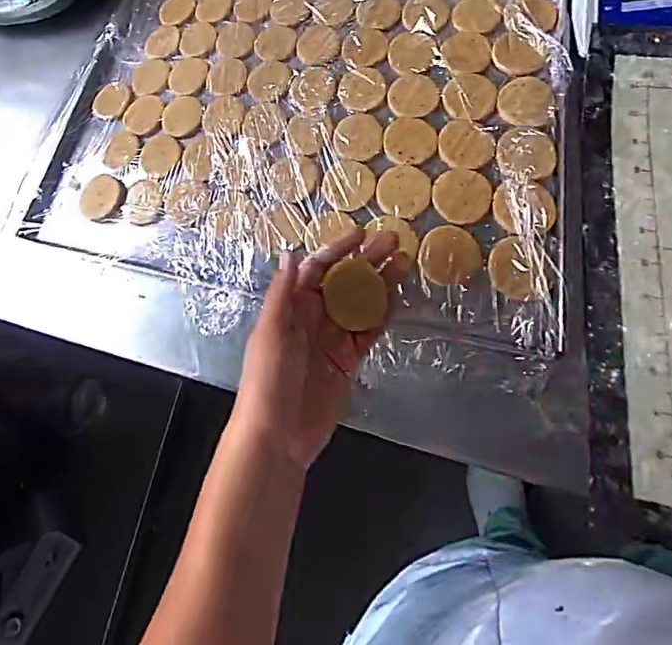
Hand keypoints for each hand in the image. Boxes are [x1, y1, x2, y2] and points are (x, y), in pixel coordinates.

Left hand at [229, 228, 408, 470]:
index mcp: (292, 306)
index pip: (318, 268)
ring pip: (360, 302)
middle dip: (367, 260)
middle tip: (394, 241)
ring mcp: (332, 338)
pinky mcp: (348, 360)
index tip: (361, 234)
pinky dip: (383, 314)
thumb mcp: (271, 331)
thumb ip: (283, 292)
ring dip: (380, 282)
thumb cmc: (268, 379)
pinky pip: (368, 330)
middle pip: (344, 281)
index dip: (339, 250)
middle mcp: (314, 317)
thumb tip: (291, 253)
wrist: (277, 437)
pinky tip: (398, 297)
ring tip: (403, 263)